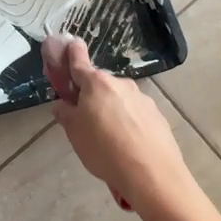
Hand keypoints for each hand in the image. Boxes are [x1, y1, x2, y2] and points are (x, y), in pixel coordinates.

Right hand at [42, 32, 193, 212]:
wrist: (153, 176)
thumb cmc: (105, 150)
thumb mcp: (74, 133)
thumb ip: (65, 114)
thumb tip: (62, 105)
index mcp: (96, 83)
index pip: (79, 59)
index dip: (71, 52)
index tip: (69, 44)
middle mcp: (121, 84)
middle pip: (100, 84)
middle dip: (91, 95)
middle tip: (85, 119)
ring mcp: (143, 100)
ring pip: (120, 100)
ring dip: (112, 111)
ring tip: (110, 140)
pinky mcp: (158, 118)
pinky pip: (136, 115)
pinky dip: (130, 124)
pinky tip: (129, 146)